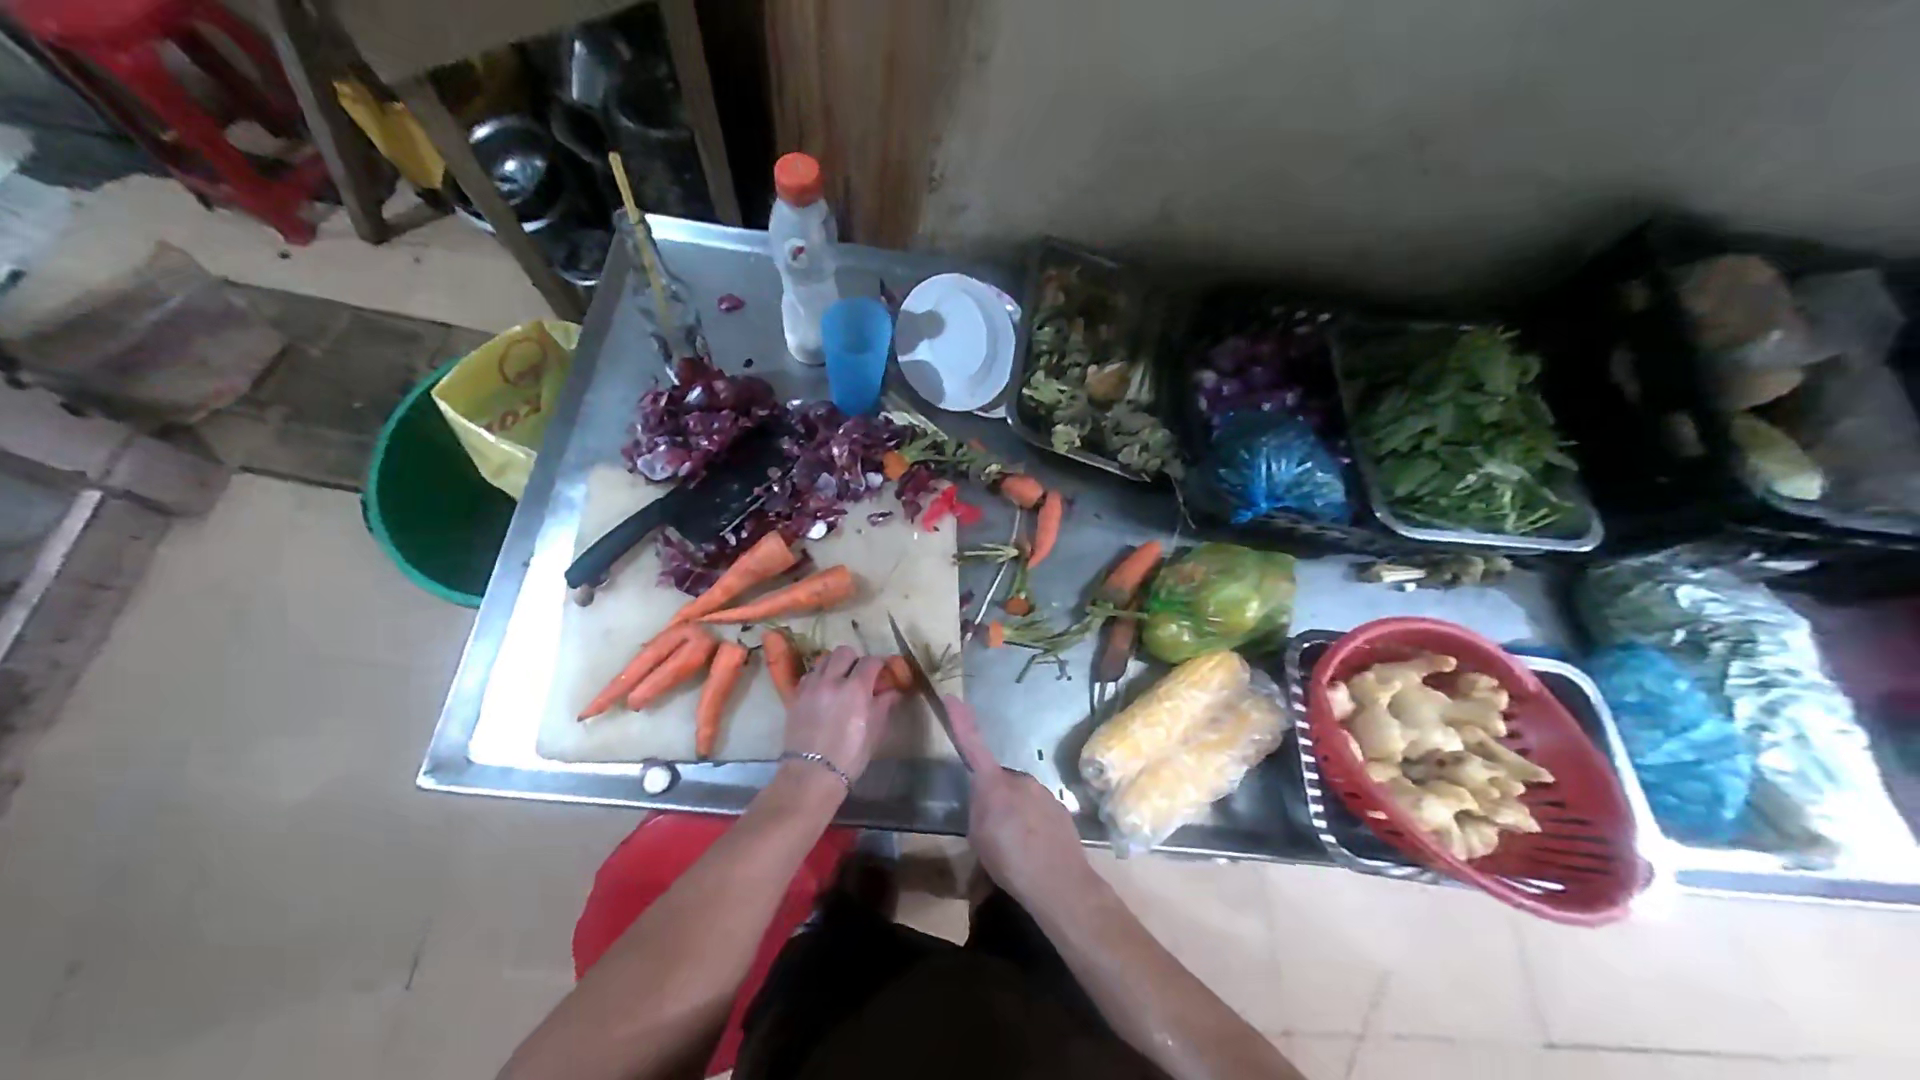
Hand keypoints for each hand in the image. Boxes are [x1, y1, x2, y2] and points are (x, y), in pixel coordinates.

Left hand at [784, 646, 899, 782]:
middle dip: (855, 659)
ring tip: (840, 681)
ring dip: (835, 665)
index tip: (883, 672)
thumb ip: (884, 705)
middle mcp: (832, 680)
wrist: (812, 774)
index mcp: (856, 688)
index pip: (871, 661)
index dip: (880, 664)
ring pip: (823, 660)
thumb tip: (893, 691)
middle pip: (844, 652)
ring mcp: (811, 687)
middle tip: (860, 675)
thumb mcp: (875, 731)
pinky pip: (809, 675)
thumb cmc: (850, 756)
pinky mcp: (796, 696)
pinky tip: (823, 692)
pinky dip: (818, 677)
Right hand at [942, 695, 1092, 908]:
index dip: (961, 721)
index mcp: (994, 784)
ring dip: (1014, 813)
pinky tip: (1033, 848)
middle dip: (993, 797)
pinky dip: (1032, 823)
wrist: (1059, 882)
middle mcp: (1021, 780)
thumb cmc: (1009, 860)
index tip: (953, 697)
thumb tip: (985, 796)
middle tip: (992, 830)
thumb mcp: (979, 836)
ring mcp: (1044, 792)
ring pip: (1019, 796)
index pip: (973, 745)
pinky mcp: (1061, 808)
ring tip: (1014, 846)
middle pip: (999, 781)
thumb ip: (979, 807)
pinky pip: (1037, 810)